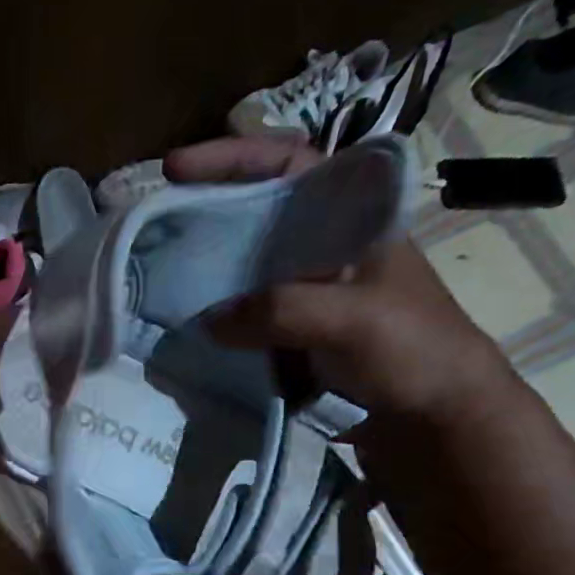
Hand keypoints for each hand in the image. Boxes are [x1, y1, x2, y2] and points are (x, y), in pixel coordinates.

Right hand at [164, 137, 517, 421]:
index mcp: (348, 218)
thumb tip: (206, 320)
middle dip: (198, 213)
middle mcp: (315, 246)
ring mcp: (296, 290)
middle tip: (146, 225)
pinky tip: (172, 322)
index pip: (286, 164)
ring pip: (234, 265)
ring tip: (145, 272)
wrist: (429, 416)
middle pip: (248, 213)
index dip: (231, 158)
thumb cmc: (413, 350)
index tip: (174, 169)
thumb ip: (281, 311)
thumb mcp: (354, 320)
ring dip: (194, 267)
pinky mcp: (280, 331)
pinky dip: (202, 315)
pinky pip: (231, 313)